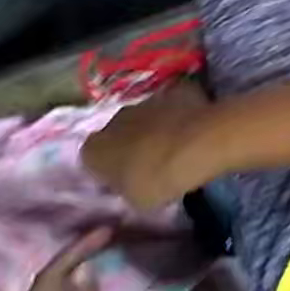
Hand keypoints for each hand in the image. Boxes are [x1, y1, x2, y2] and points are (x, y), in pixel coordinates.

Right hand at [82, 83, 212, 210]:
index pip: (93, 158)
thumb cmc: (157, 181)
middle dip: (131, 143)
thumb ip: (127, 187)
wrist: (195, 147)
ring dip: (156, 126)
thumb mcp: (135, 200)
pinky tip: (196, 126)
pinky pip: (174, 104)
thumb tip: (133, 180)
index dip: (109, 168)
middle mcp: (114, 119)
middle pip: (118, 132)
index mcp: (94, 150)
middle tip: (152, 162)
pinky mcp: (175, 90)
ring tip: (177, 146)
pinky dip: (181, 112)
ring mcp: (145, 100)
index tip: (126, 179)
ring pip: (146, 115)